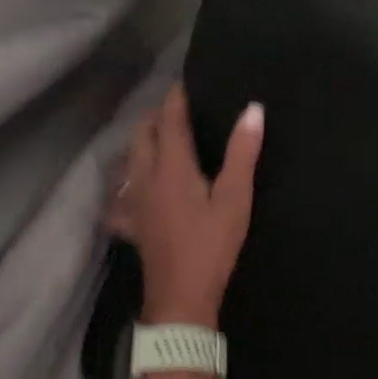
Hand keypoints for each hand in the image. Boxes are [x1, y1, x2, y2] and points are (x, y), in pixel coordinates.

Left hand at [107, 85, 263, 327]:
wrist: (181, 297)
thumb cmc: (212, 245)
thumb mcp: (235, 199)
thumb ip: (243, 153)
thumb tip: (253, 109)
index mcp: (171, 166)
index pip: (169, 120)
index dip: (176, 98)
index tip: (185, 81)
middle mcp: (145, 177)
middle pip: (142, 134)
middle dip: (157, 116)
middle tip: (177, 108)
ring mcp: (134, 201)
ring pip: (130, 159)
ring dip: (143, 142)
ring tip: (160, 138)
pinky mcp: (132, 223)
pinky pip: (124, 193)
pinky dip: (131, 180)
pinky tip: (136, 188)